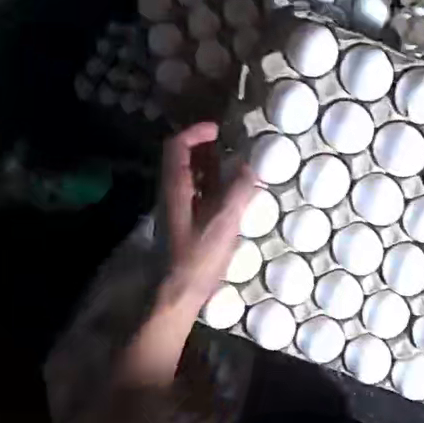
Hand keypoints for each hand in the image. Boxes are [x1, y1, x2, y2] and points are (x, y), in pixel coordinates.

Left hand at [154, 121, 258, 317]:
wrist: (178, 292)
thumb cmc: (198, 257)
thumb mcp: (224, 222)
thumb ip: (238, 191)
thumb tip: (250, 166)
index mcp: (176, 188)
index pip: (177, 147)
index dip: (196, 133)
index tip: (220, 130)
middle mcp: (173, 193)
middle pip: (183, 158)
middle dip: (207, 147)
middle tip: (234, 144)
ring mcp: (178, 208)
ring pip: (192, 176)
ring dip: (212, 166)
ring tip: (238, 164)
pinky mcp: (186, 222)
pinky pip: (199, 193)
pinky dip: (215, 185)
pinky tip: (234, 193)